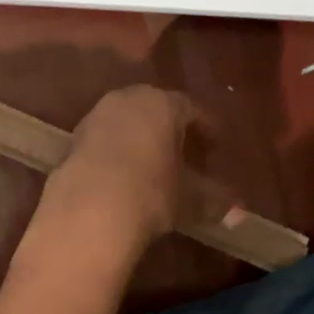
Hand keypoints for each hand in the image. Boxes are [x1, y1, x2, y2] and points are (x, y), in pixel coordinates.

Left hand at [47, 85, 214, 247]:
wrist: (88, 208)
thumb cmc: (150, 191)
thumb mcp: (188, 198)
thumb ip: (214, 201)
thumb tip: (240, 215)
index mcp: (161, 103)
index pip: (190, 107)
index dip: (205, 126)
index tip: (216, 143)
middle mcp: (128, 99)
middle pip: (155, 108)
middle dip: (171, 128)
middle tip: (185, 149)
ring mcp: (97, 116)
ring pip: (127, 121)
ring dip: (141, 137)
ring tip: (153, 163)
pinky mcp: (73, 138)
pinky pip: (105, 138)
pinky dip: (117, 151)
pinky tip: (123, 174)